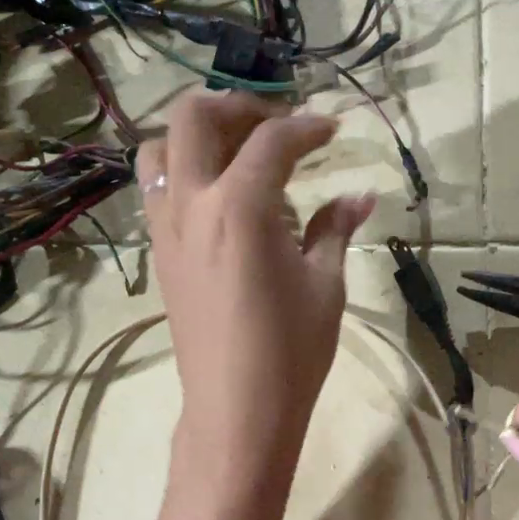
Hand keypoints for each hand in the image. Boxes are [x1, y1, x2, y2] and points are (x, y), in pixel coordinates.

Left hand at [137, 91, 377, 476]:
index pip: (273, 140)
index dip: (307, 127)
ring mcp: (166, 229)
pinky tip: (220, 201)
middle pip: (196, 117)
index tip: (332, 130)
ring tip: (237, 157)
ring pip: (160, 149)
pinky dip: (183, 173)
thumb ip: (335, 229)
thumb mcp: (326, 287)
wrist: (237, 412)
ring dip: (197, 137)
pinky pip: (157, 190)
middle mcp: (193, 203)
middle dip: (238, 107)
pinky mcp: (160, 255)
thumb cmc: (291, 353)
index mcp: (241, 206)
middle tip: (276, 127)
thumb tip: (360, 195)